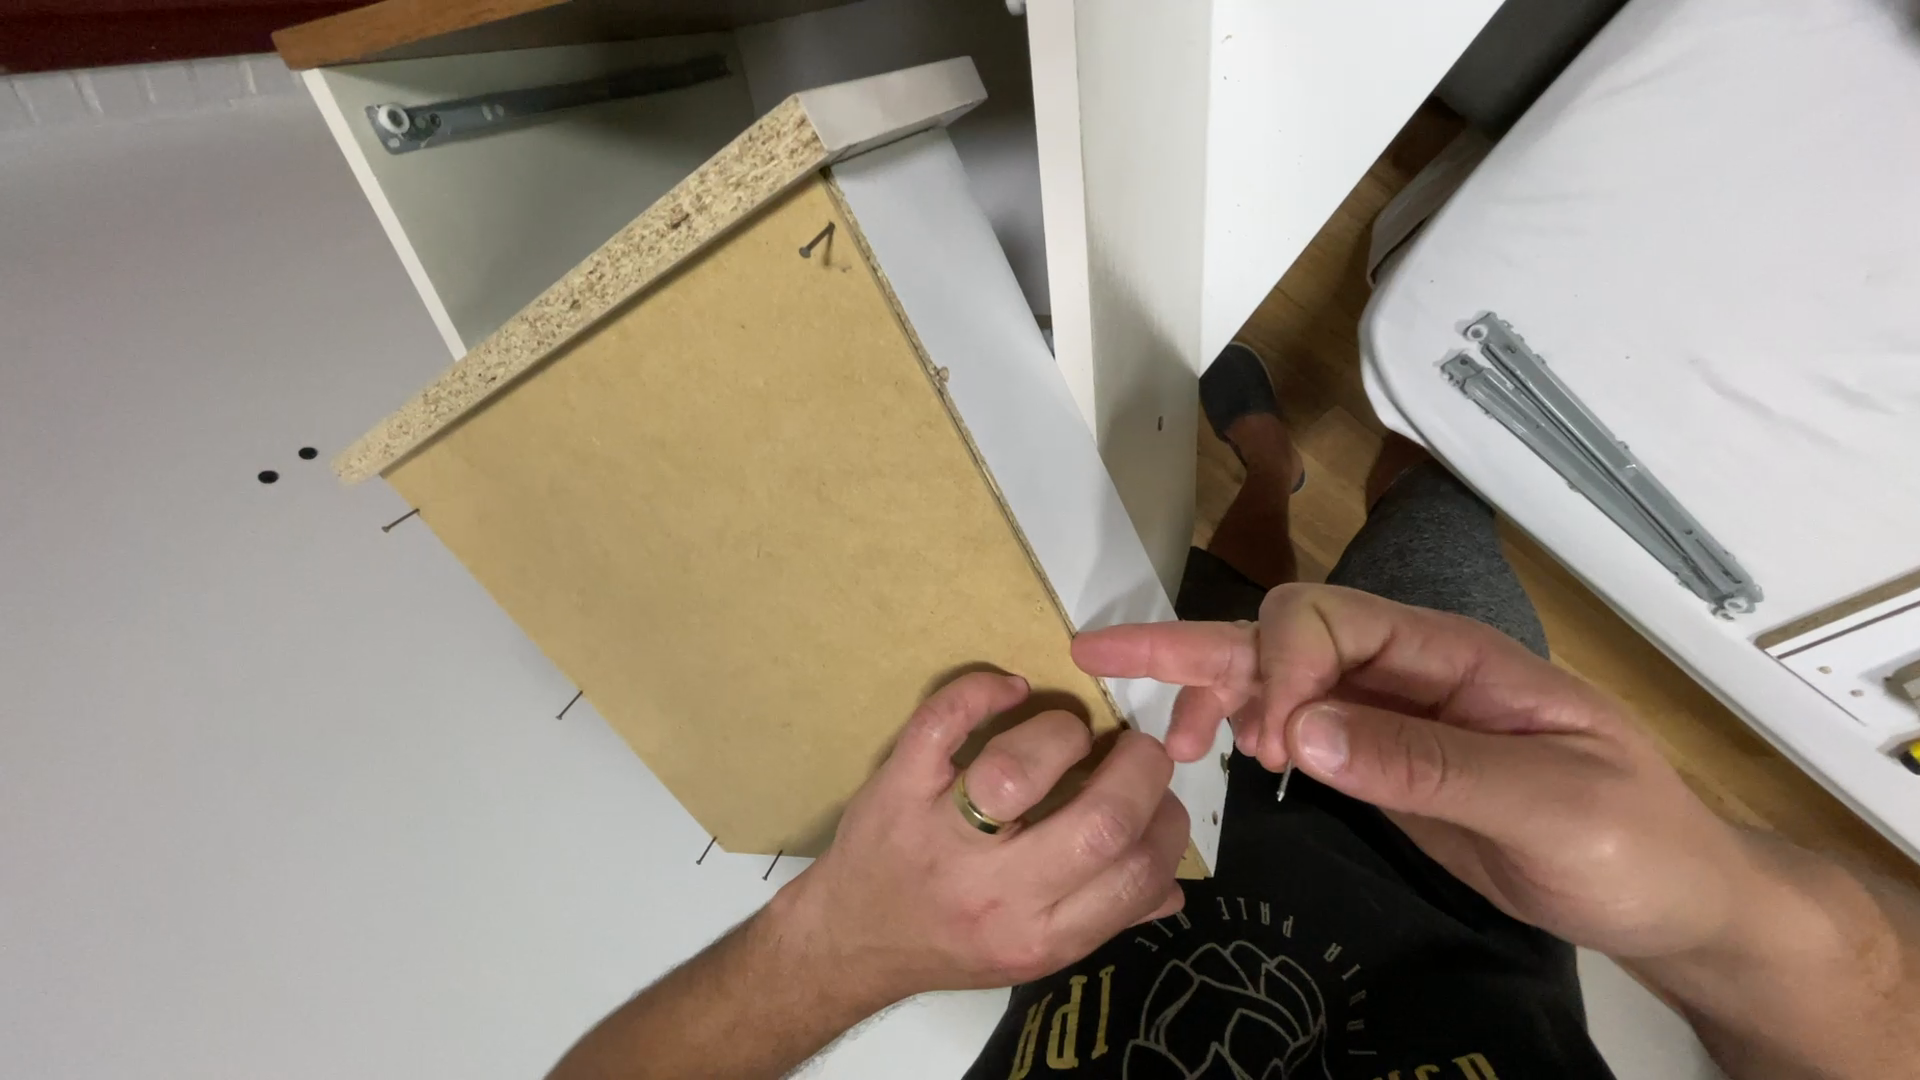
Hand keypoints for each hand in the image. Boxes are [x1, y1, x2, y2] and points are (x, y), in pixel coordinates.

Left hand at [770, 672, 1188, 1008]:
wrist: (849, 941)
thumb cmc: (948, 944)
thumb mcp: (1031, 953)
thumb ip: (1104, 919)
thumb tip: (1172, 881)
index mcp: (1040, 936)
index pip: (1133, 874)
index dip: (1165, 821)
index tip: (1161, 795)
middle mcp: (996, 893)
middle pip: (1098, 821)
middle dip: (1138, 768)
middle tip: (1136, 749)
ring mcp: (940, 836)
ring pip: (1017, 769)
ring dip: (1062, 733)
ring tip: (1069, 732)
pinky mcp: (898, 789)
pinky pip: (941, 724)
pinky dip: (979, 691)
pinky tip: (1009, 688)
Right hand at [1071, 584, 1757, 960]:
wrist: (1663, 896)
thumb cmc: (1633, 843)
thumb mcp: (1552, 806)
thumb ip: (1426, 762)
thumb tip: (1299, 732)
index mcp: (1445, 651)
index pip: (1327, 620)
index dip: (1281, 669)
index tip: (1274, 748)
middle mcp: (1395, 663)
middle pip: (1272, 628)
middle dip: (1188, 642)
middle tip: (1101, 651)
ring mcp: (1372, 705)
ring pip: (1260, 670)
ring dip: (1200, 689)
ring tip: (1166, 741)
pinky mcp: (1359, 748)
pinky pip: (1275, 718)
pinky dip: (1226, 723)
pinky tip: (1203, 748)